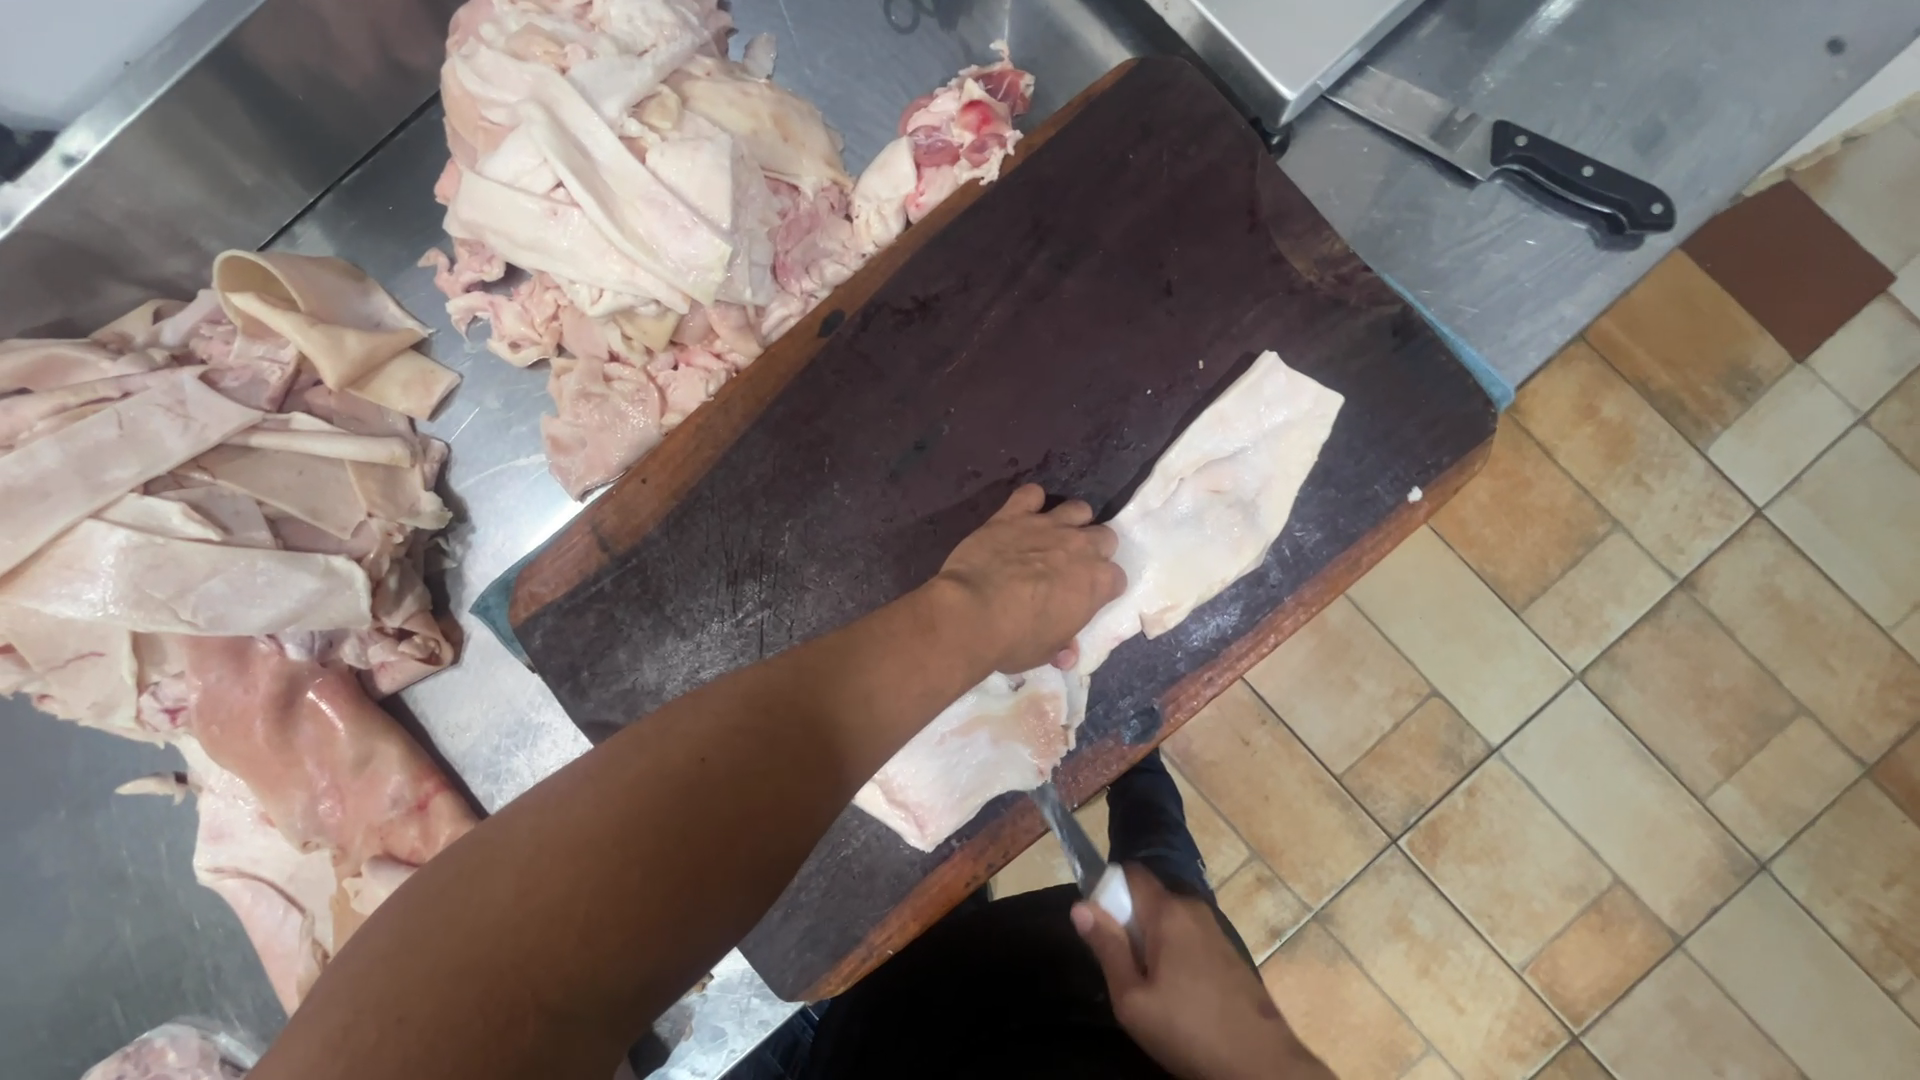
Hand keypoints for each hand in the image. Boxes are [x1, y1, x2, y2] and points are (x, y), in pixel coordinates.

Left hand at [931, 484, 1125, 673]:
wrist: (972, 612)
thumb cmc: (1014, 640)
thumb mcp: (1045, 651)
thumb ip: (1061, 644)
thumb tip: (1066, 654)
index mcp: (1096, 583)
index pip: (1116, 578)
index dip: (1103, 587)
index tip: (1088, 596)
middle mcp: (1080, 547)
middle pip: (1104, 537)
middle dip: (1094, 550)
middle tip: (1072, 566)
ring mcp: (1047, 525)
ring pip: (1077, 509)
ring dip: (1071, 521)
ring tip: (1054, 536)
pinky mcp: (1014, 514)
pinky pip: (1030, 494)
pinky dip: (1029, 502)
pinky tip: (1020, 515)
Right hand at [1074, 865, 1331, 1079]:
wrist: (1262, 1066)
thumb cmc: (1189, 1030)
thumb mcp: (1132, 999)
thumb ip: (1106, 948)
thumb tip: (1080, 906)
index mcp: (1168, 912)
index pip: (1130, 872)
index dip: (1107, 890)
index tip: (1099, 925)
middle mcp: (1193, 909)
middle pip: (1148, 898)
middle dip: (1129, 923)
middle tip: (1122, 968)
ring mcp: (1216, 930)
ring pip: (1168, 922)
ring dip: (1152, 943)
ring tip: (1149, 987)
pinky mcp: (1229, 953)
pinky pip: (1188, 939)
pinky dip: (1175, 955)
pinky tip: (1178, 996)